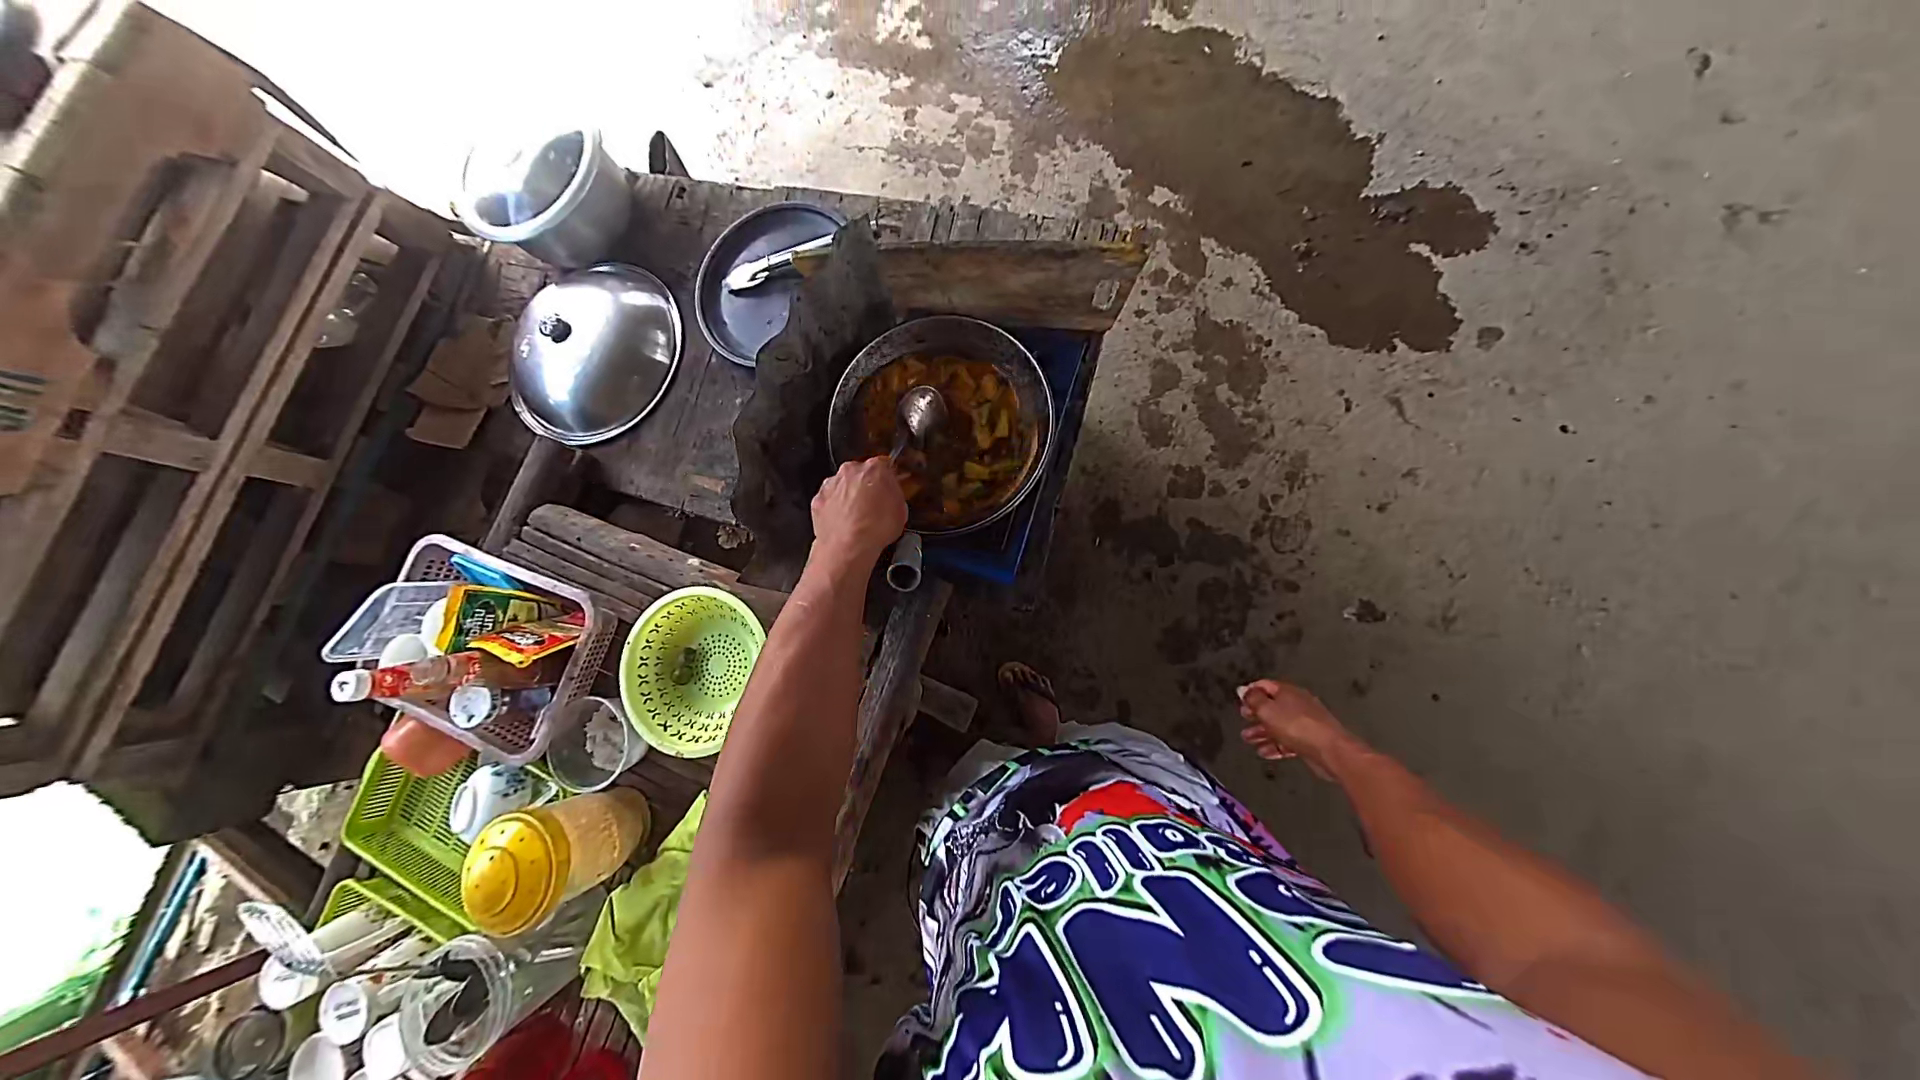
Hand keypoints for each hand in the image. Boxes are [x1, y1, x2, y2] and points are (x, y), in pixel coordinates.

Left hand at [811, 457, 907, 568]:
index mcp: (874, 469)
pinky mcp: (819, 500)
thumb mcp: (901, 511)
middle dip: (866, 486)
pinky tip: (844, 523)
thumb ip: (896, 494)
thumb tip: (894, 494)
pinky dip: (834, 509)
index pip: (883, 465)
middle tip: (874, 504)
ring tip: (858, 518)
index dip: (887, 477)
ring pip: (842, 485)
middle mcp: (850, 472)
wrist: (848, 547)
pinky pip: (829, 500)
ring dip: (849, 496)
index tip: (888, 486)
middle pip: (860, 473)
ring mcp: (832, 485)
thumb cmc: (874, 529)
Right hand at [1237, 679, 1354, 777]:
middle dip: (1256, 714)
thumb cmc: (1300, 727)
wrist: (1330, 751)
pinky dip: (1276, 745)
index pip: (1265, 686)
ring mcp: (1307, 723)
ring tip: (1250, 738)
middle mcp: (1299, 704)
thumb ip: (1252, 699)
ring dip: (1263, 732)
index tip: (1241, 699)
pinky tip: (1266, 751)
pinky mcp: (1311, 740)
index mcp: (1288, 692)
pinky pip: (1289, 741)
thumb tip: (1244, 690)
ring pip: (1280, 725)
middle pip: (1273, 706)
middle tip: (1245, 717)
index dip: (1250, 692)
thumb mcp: (1266, 709)